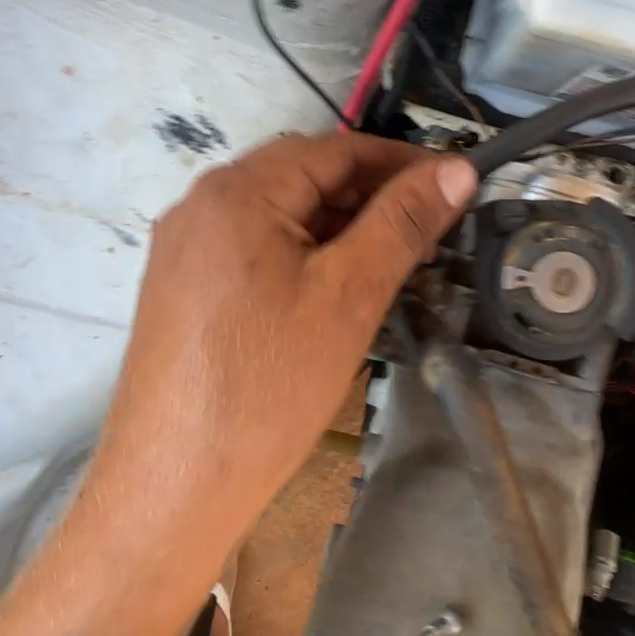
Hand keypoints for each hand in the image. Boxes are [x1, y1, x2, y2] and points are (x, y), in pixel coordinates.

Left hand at [98, 133, 476, 526]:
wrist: (176, 485)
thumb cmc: (269, 385)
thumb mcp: (349, 295)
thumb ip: (403, 223)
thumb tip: (458, 167)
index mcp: (236, 192)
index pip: (335, 150)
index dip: (401, 163)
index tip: (455, 185)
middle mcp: (200, 206)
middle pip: (302, 179)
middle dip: (371, 197)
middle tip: (431, 231)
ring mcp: (185, 250)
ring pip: (279, 217)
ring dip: (339, 228)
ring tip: (393, 262)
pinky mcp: (183, 290)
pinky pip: (254, 251)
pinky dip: (303, 256)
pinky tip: (335, 290)